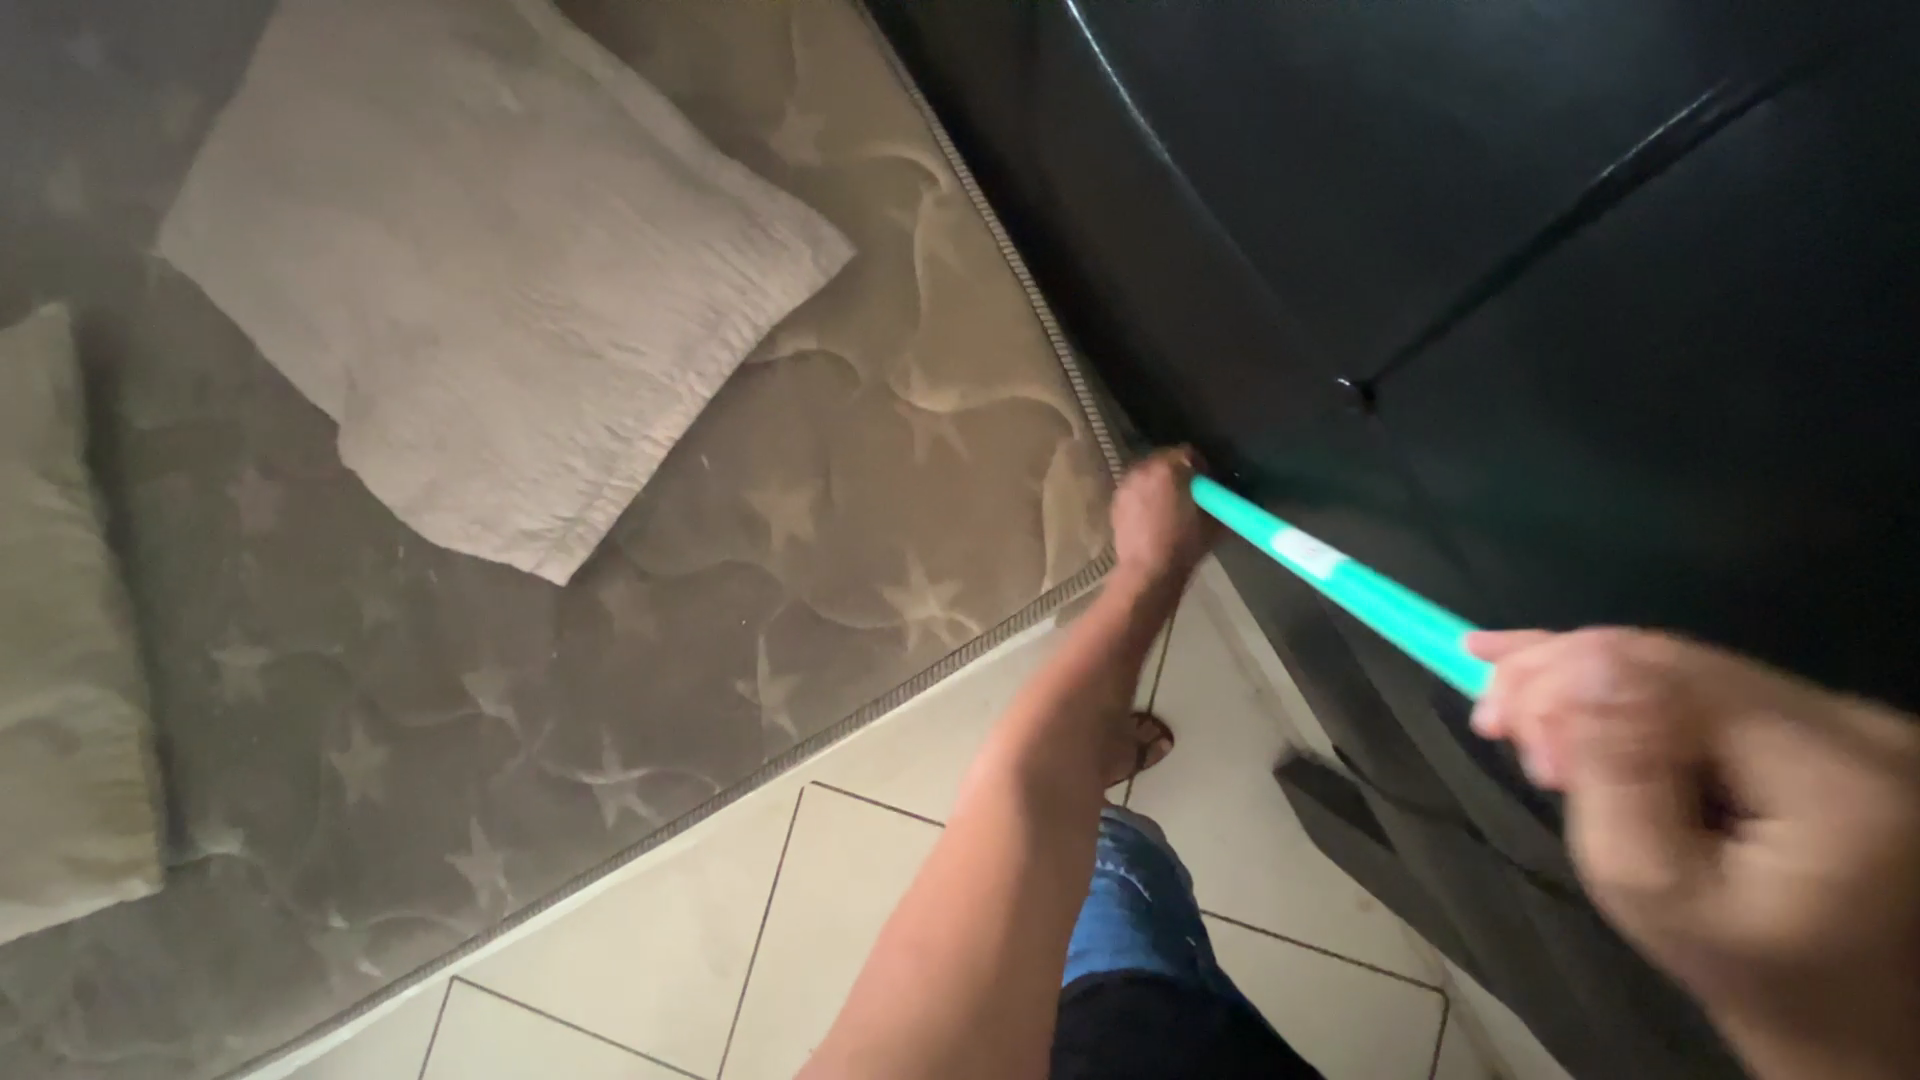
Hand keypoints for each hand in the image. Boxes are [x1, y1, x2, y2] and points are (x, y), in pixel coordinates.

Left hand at [1110, 448, 1217, 580]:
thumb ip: (1218, 500)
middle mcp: (1143, 469)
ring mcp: (1125, 485)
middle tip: (1187, 490)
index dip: (1199, 465)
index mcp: (1168, 468)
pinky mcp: (1115, 501)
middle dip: (1176, 470)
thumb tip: (1222, 494)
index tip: (1206, 481)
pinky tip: (1151, 513)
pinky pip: (1134, 489)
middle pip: (1163, 459)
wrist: (1147, 570)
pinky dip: (1143, 494)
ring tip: (1168, 502)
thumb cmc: (1184, 544)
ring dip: (1158, 481)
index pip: (1186, 452)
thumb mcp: (1212, 521)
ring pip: (1146, 473)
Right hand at [1468, 628, 1919, 1076]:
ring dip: (1568, 675)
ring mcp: (1837, 719)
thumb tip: (1579, 666)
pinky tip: (1537, 660)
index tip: (1497, 730)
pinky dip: (1603, 675)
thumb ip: (1615, 772)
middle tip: (1489, 720)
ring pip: (1665, 658)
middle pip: (1662, 657)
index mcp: (1833, 776)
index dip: (1564, 684)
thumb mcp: (1649, 884)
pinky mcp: (1809, 721)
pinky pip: (1684, 675)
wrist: (1838, 1007)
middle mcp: (1850, 726)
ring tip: (1501, 707)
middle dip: (1553, 674)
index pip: (1663, 679)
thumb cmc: (1734, 964)